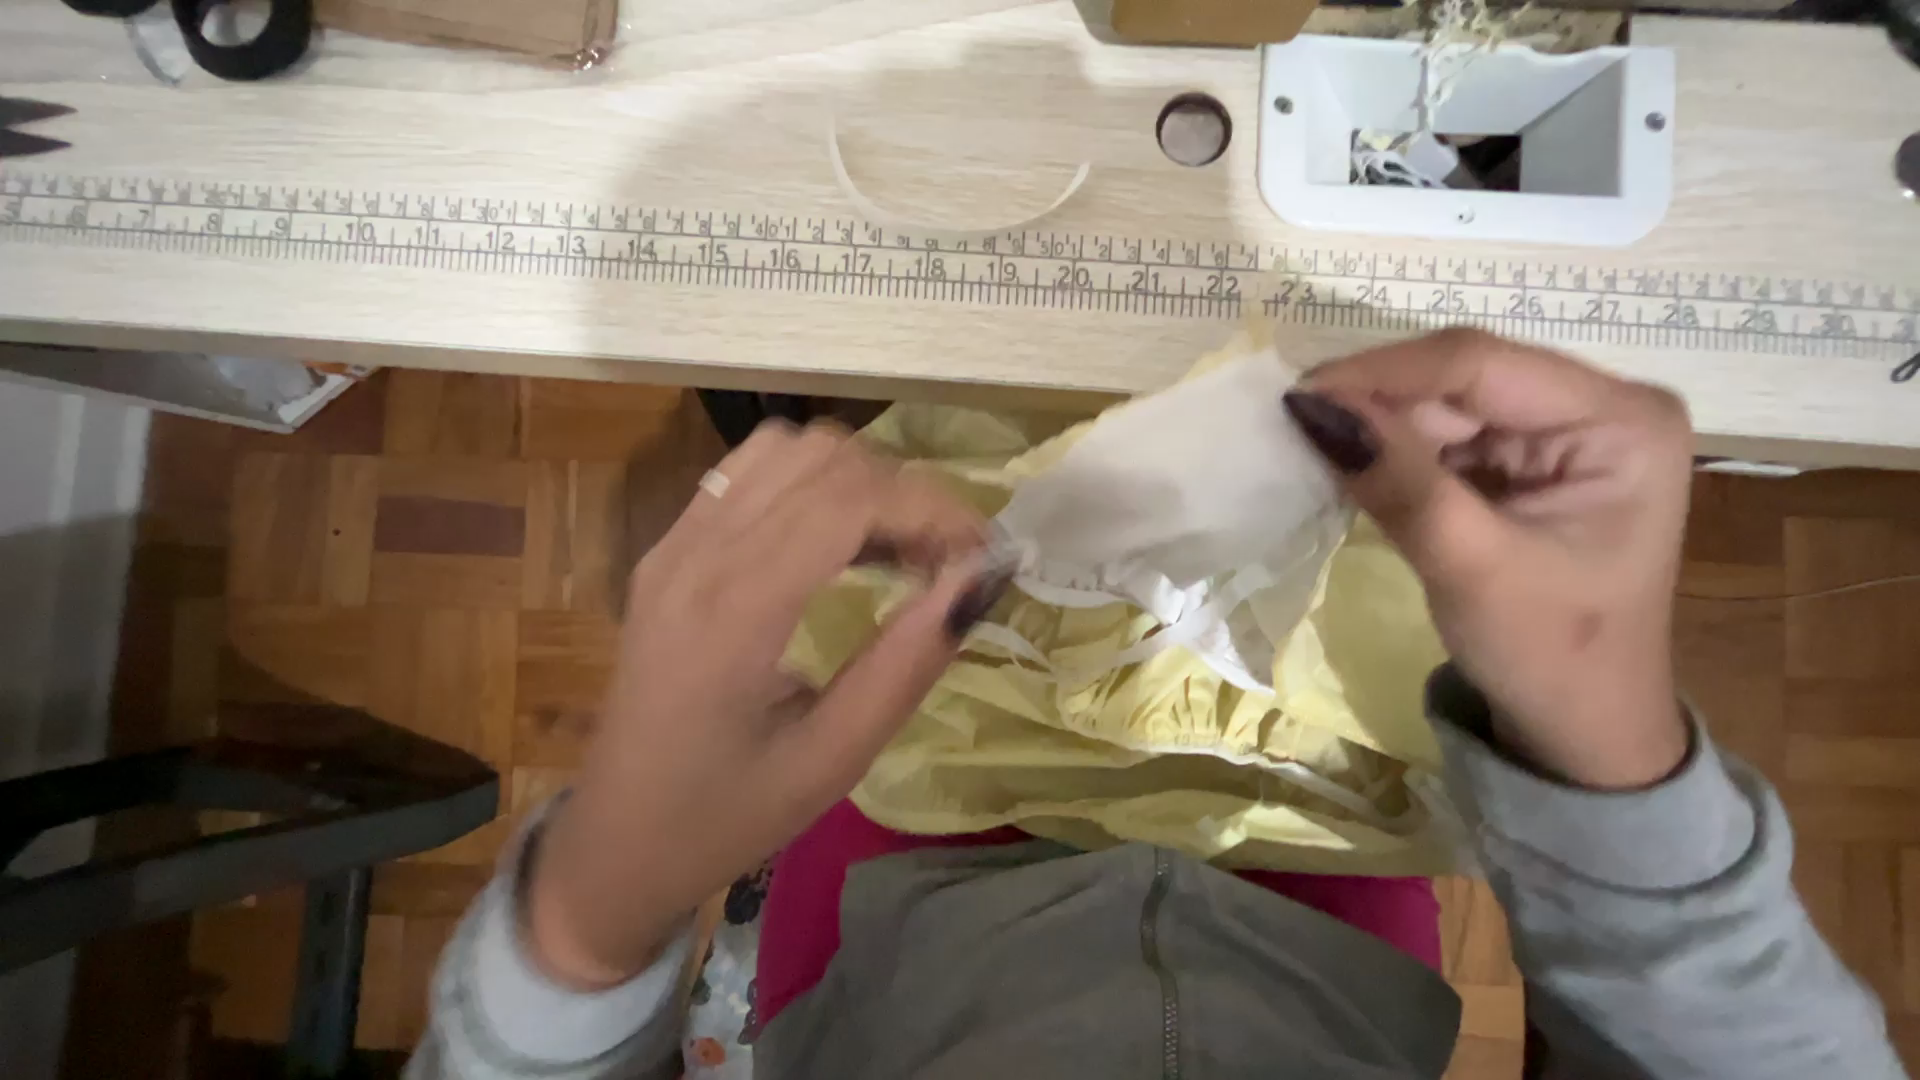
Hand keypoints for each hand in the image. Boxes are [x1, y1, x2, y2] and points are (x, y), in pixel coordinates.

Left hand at [529, 421, 1005, 987]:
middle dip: (903, 492)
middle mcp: (697, 553)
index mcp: (734, 610)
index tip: (983, 550)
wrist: (615, 841)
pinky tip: (837, 536)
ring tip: (896, 543)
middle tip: (944, 558)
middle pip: (822, 459)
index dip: (931, 508)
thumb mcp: (834, 760)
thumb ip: (907, 663)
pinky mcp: (668, 547)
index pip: (848, 501)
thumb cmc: (728, 816)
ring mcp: (674, 542)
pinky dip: (812, 480)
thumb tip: (976, 581)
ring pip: (785, 448)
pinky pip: (750, 471)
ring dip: (858, 478)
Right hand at [1284, 329, 1692, 789]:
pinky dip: (1384, 451)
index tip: (1298, 398)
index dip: (1382, 373)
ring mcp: (1550, 436)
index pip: (1480, 365)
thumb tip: (1314, 409)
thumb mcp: (1470, 565)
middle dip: (1374, 402)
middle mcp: (1591, 409)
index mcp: (1619, 420)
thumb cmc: (1549, 651)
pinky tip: (1345, 464)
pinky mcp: (1513, 465)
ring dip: (1372, 427)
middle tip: (1294, 428)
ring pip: (1436, 407)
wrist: (1577, 722)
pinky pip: (1433, 439)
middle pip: (1457, 380)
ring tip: (1310, 447)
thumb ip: (1398, 480)